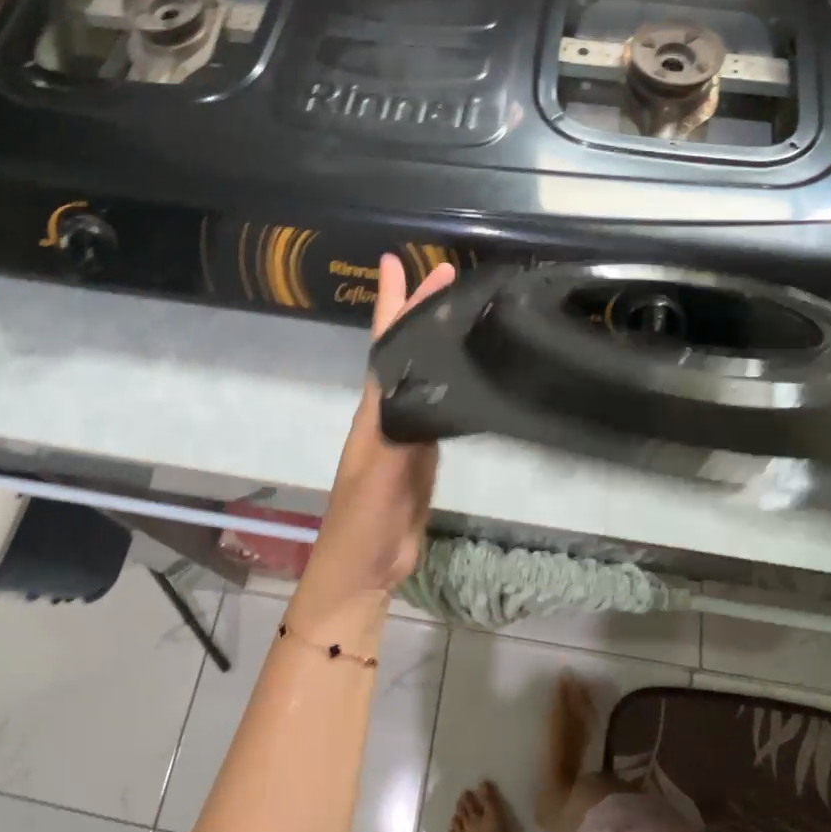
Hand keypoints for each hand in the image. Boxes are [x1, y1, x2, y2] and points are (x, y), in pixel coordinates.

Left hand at [306, 254, 456, 598]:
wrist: (365, 569)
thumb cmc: (364, 522)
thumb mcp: (381, 474)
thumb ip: (400, 432)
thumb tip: (423, 382)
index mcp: (374, 412)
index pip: (384, 346)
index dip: (389, 304)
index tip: (396, 262)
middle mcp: (388, 415)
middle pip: (406, 352)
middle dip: (420, 312)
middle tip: (445, 273)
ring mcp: (406, 435)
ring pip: (422, 376)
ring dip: (437, 343)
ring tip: (462, 314)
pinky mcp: (422, 457)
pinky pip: (436, 407)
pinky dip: (449, 382)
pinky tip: (466, 376)